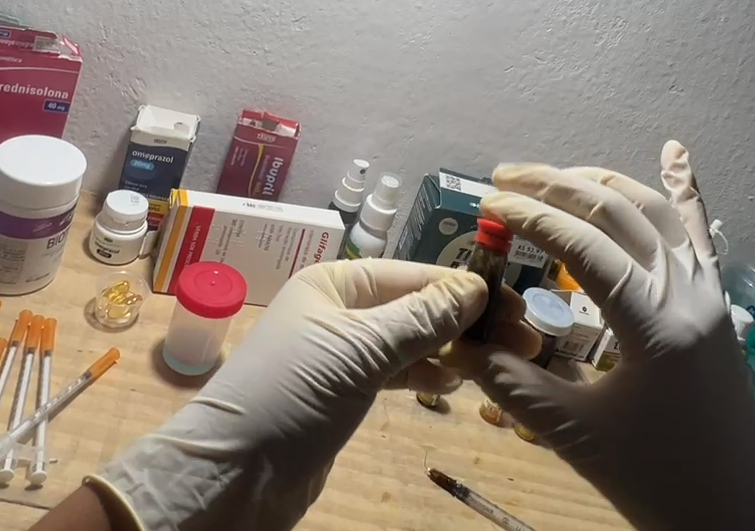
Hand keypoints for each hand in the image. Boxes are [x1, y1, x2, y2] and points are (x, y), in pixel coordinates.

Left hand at [87, 259, 534, 530]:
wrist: (233, 479)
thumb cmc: (292, 396)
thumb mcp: (360, 352)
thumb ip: (420, 319)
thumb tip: (475, 286)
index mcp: (335, 282)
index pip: (411, 275)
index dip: (462, 287)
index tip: (513, 301)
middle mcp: (338, 308)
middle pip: (413, 305)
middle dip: (463, 319)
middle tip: (521, 336)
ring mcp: (340, 350)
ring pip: (407, 339)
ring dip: (449, 347)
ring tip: (499, 358)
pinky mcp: (342, 390)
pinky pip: (393, 370)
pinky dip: (423, 373)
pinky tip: (453, 382)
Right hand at [447, 153, 754, 530]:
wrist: (736, 518)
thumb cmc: (655, 483)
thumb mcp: (573, 435)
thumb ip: (508, 381)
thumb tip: (455, 336)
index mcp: (654, 325)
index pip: (582, 244)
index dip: (529, 217)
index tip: (487, 204)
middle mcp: (687, 292)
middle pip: (614, 210)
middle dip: (552, 186)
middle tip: (501, 178)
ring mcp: (708, 289)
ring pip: (651, 208)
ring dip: (597, 181)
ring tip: (550, 177)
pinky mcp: (716, 297)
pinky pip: (700, 229)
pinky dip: (684, 185)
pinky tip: (674, 150)